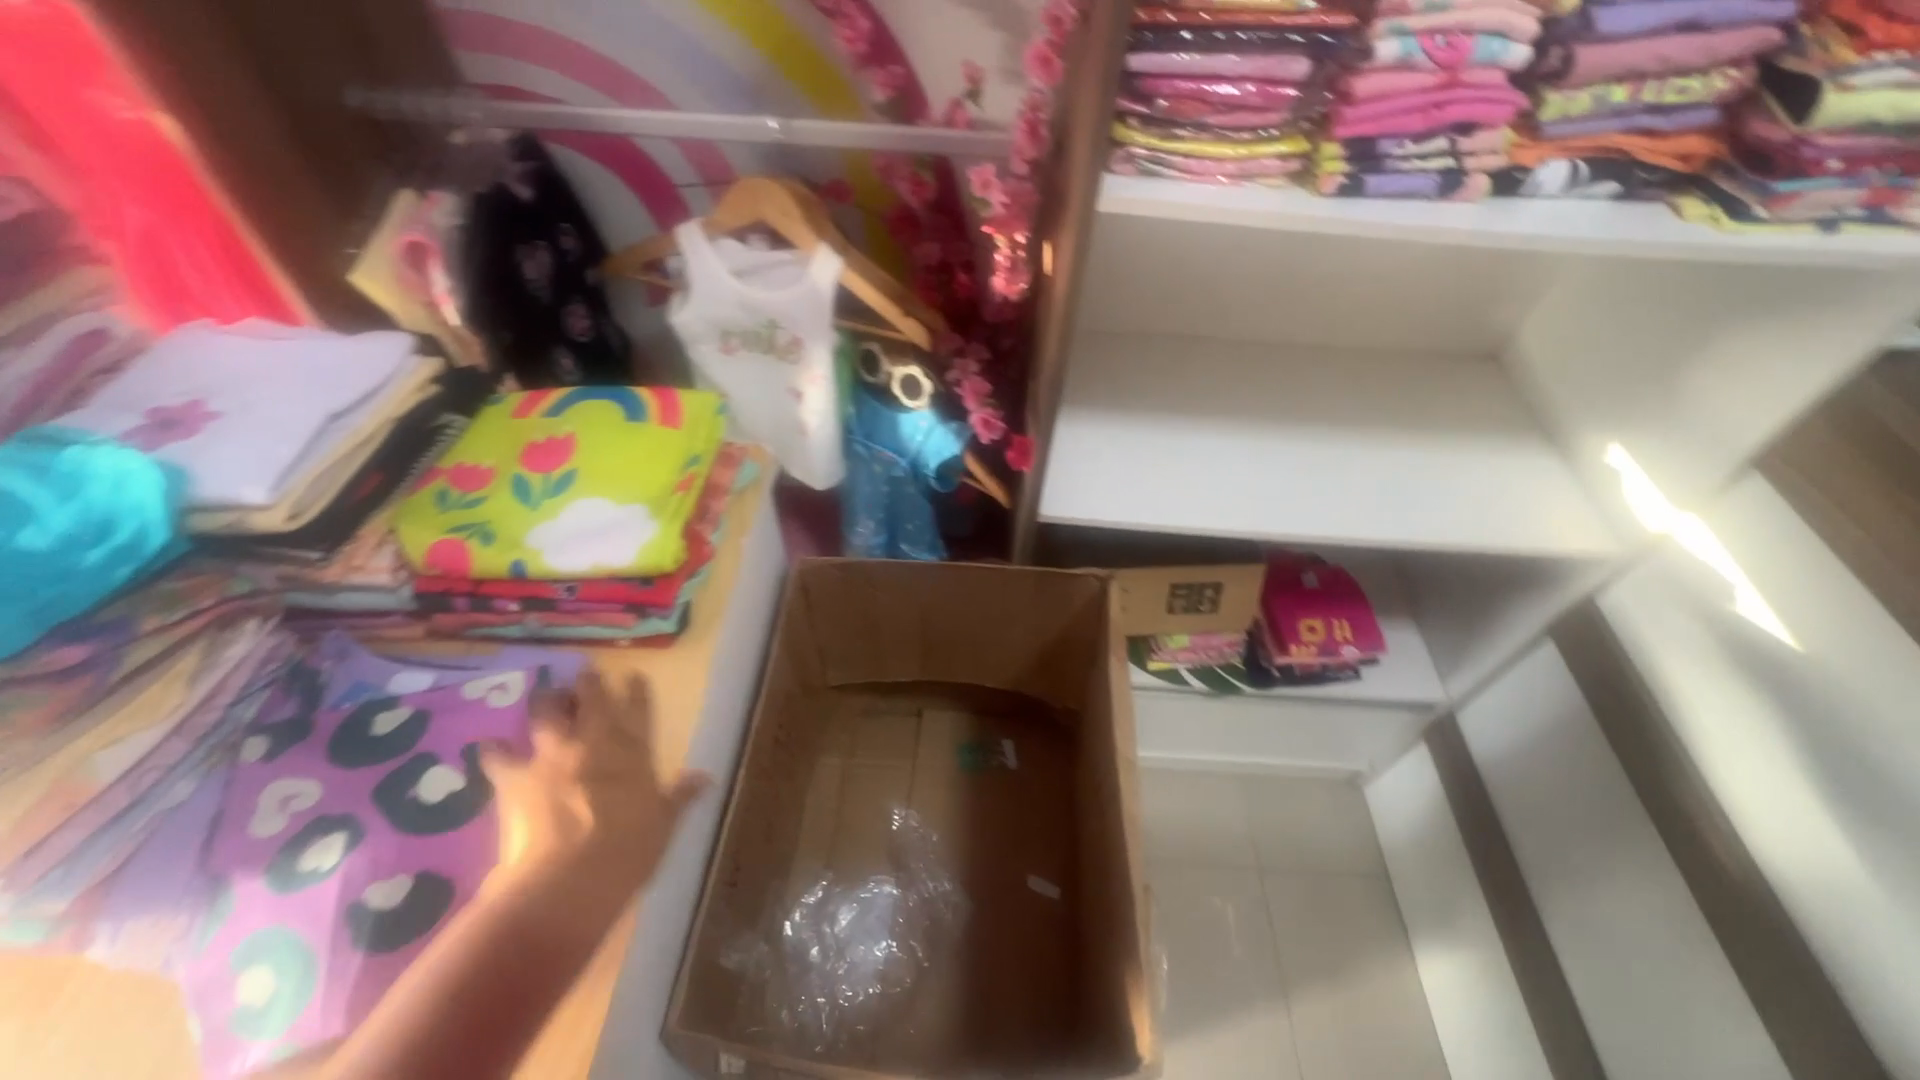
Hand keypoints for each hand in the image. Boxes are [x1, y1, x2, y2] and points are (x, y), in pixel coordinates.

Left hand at [479, 670, 711, 906]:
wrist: (568, 881)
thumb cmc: (628, 854)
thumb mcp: (663, 825)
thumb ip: (680, 796)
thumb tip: (705, 777)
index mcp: (633, 753)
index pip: (639, 710)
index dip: (636, 690)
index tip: (634, 677)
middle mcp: (593, 743)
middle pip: (591, 699)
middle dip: (589, 684)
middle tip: (586, 675)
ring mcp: (551, 757)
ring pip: (547, 712)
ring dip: (547, 701)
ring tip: (546, 696)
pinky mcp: (515, 777)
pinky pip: (498, 754)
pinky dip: (494, 749)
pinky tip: (490, 745)